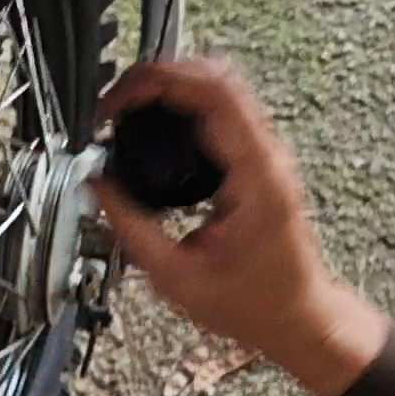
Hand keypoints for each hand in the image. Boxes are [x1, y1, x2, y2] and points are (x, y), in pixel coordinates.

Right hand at [95, 59, 391, 395]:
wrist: (298, 318)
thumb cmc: (252, 304)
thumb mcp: (175, 276)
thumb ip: (130, 226)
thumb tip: (96, 185)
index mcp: (256, 177)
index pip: (214, 94)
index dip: (158, 83)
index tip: (117, 101)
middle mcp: (268, 156)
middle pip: (218, 77)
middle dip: (158, 77)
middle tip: (115, 102)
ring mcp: (268, 155)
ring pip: (222, 86)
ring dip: (171, 86)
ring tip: (128, 109)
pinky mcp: (258, 162)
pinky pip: (223, 110)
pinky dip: (184, 104)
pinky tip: (155, 124)